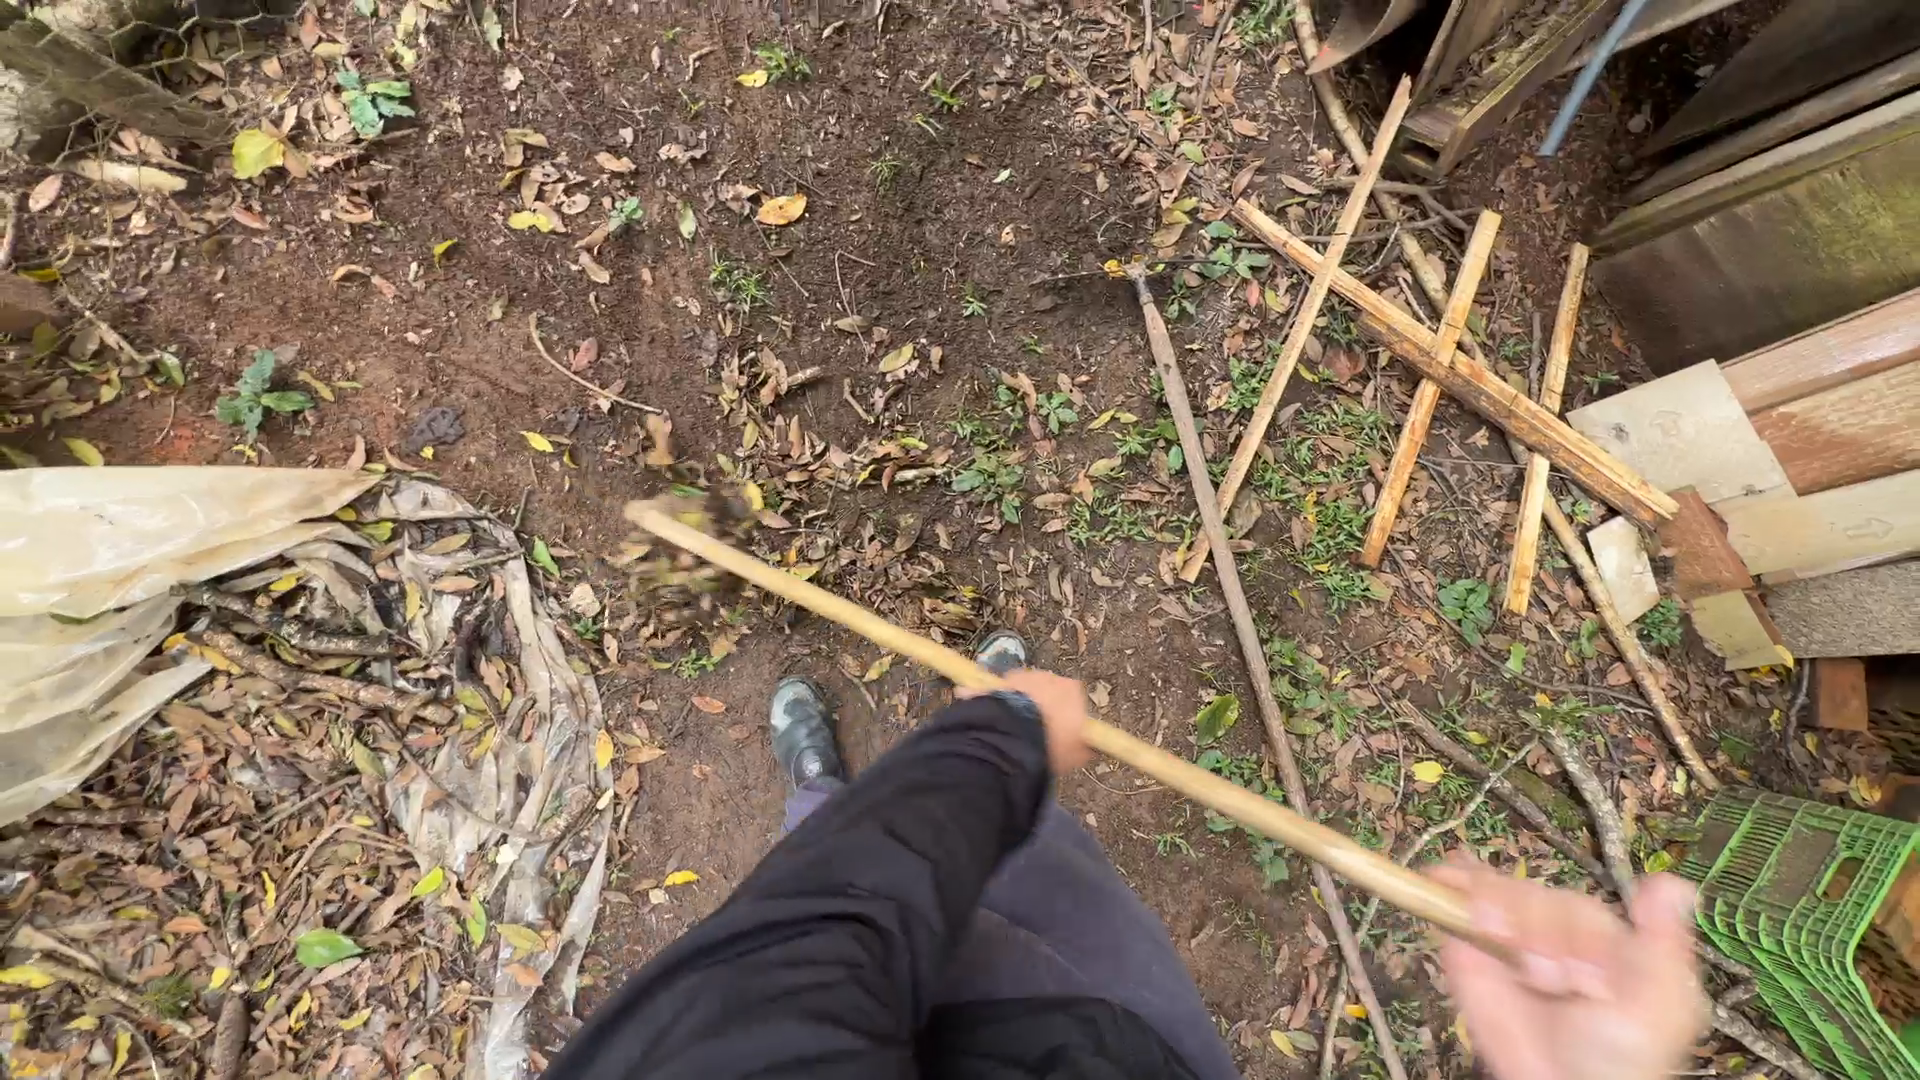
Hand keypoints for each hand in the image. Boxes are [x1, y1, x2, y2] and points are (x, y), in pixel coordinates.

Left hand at [959, 669, 1092, 774]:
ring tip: (1016, 730)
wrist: (1011, 735)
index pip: (1075, 701)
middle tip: (1037, 733)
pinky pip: (1005, 693)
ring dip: (1023, 705)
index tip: (1061, 734)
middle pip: (1050, 691)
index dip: (1068, 718)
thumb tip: (1083, 747)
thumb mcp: (1075, 754)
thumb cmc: (1049, 743)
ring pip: (1025, 690)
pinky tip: (999, 723)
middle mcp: (1050, 677)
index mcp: (1073, 690)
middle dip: (1044, 707)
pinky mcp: (999, 681)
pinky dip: (1003, 704)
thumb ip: (1083, 746)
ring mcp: (1022, 676)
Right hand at [1432, 855, 1705, 1079]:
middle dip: (1538, 932)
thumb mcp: (1660, 1005)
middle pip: (1531, 893)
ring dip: (1496, 910)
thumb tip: (1674, 882)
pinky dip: (1447, 878)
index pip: (1576, 905)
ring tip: (1509, 953)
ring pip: (1491, 888)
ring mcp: (1502, 927)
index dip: (1579, 937)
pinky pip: (1450, 891)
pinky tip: (1444, 879)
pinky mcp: (1463, 937)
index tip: (1591, 984)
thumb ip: (1661, 943)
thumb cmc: (1618, 1056)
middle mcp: (1547, 925)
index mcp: (1597, 937)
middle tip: (1550, 981)